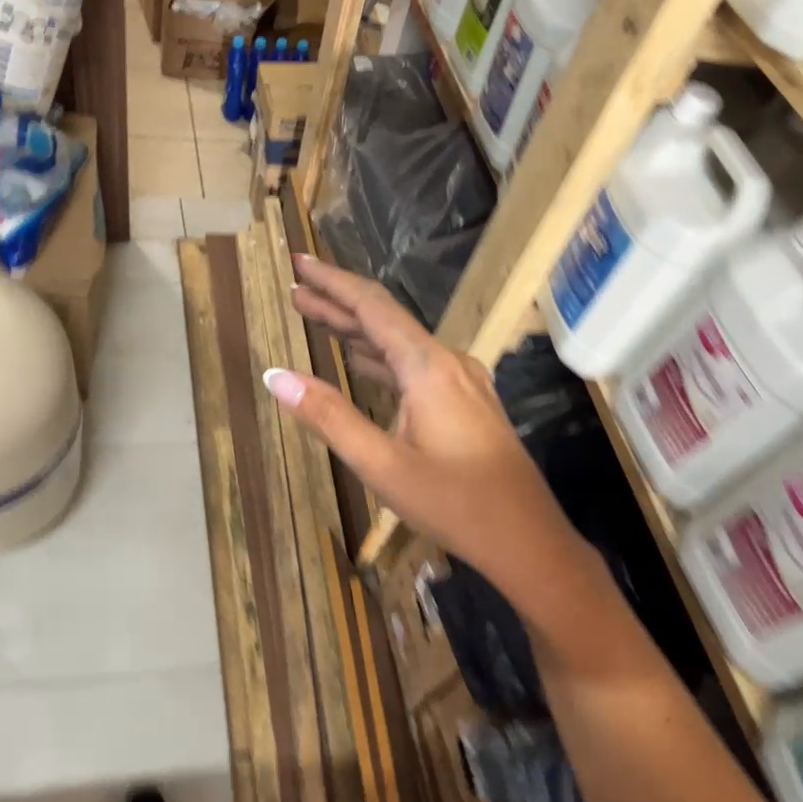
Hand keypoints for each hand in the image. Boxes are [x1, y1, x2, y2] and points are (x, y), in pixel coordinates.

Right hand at [265, 253, 586, 597]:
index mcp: (428, 368)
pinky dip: (382, 360)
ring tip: (317, 320)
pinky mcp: (469, 405)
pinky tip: (362, 364)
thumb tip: (275, 376)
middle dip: (338, 304)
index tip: (298, 263)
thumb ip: (328, 417)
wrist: (526, 538)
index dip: (332, 282)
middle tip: (294, 291)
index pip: (372, 307)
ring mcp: (464, 383)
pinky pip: (417, 368)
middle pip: (386, 321)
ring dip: (358, 333)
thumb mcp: (381, 465)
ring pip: (402, 345)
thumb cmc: (454, 504)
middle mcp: (449, 364)